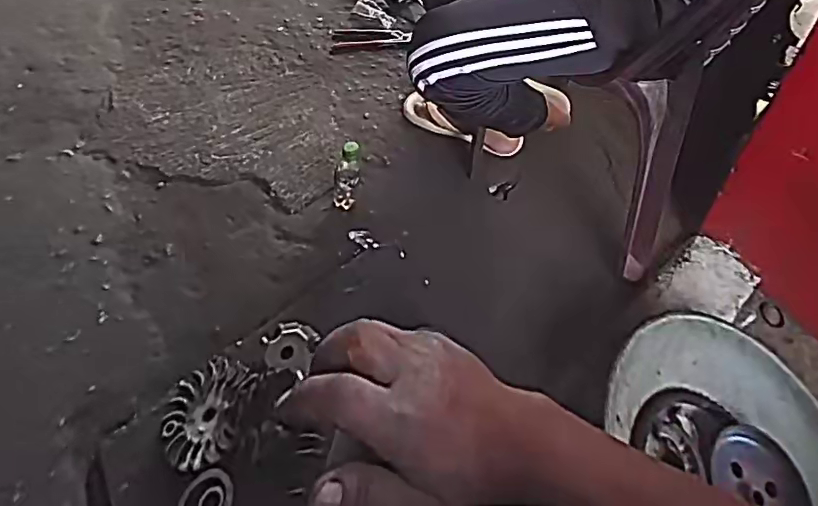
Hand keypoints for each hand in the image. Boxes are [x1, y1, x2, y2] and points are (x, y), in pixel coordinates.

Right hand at [280, 321, 565, 505]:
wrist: (526, 447)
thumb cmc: (479, 480)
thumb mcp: (418, 502)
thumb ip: (368, 492)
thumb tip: (325, 491)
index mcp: (400, 416)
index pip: (335, 393)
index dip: (304, 398)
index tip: (291, 407)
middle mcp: (414, 373)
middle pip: (354, 341)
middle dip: (324, 354)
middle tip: (311, 376)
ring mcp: (433, 353)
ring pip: (378, 329)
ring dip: (352, 344)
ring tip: (341, 367)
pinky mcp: (448, 346)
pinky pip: (404, 332)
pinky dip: (382, 343)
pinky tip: (385, 366)